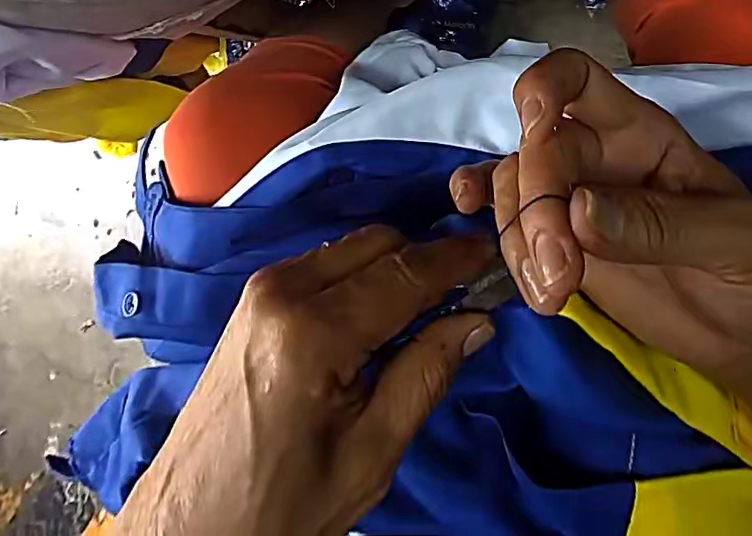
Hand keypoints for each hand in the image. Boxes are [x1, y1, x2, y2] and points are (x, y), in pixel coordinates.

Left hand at [117, 226, 495, 535]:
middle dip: (428, 260)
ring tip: (425, 306)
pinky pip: (332, 261)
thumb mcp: (371, 455)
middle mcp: (284, 291)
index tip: (494, 254)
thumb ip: (428, 373)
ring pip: (358, 246)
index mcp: (312, 333)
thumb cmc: (279, 508)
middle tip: (463, 291)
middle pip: (383, 243)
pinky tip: (379, 311)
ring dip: (399, 264)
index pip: (407, 273)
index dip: (457, 259)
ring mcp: (264, 289)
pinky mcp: (257, 297)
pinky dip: (368, 272)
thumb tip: (479, 317)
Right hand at [448, 48, 751, 389]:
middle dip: (535, 205)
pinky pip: (511, 223)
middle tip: (559, 274)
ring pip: (514, 186)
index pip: (580, 79)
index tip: (536, 133)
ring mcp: (577, 200)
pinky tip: (469, 220)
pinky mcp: (562, 246)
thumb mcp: (730, 240)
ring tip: (551, 294)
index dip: (547, 88)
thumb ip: (658, 224)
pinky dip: (487, 221)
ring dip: (516, 236)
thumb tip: (576, 210)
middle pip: (540, 148)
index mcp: (643, 133)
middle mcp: (601, 156)